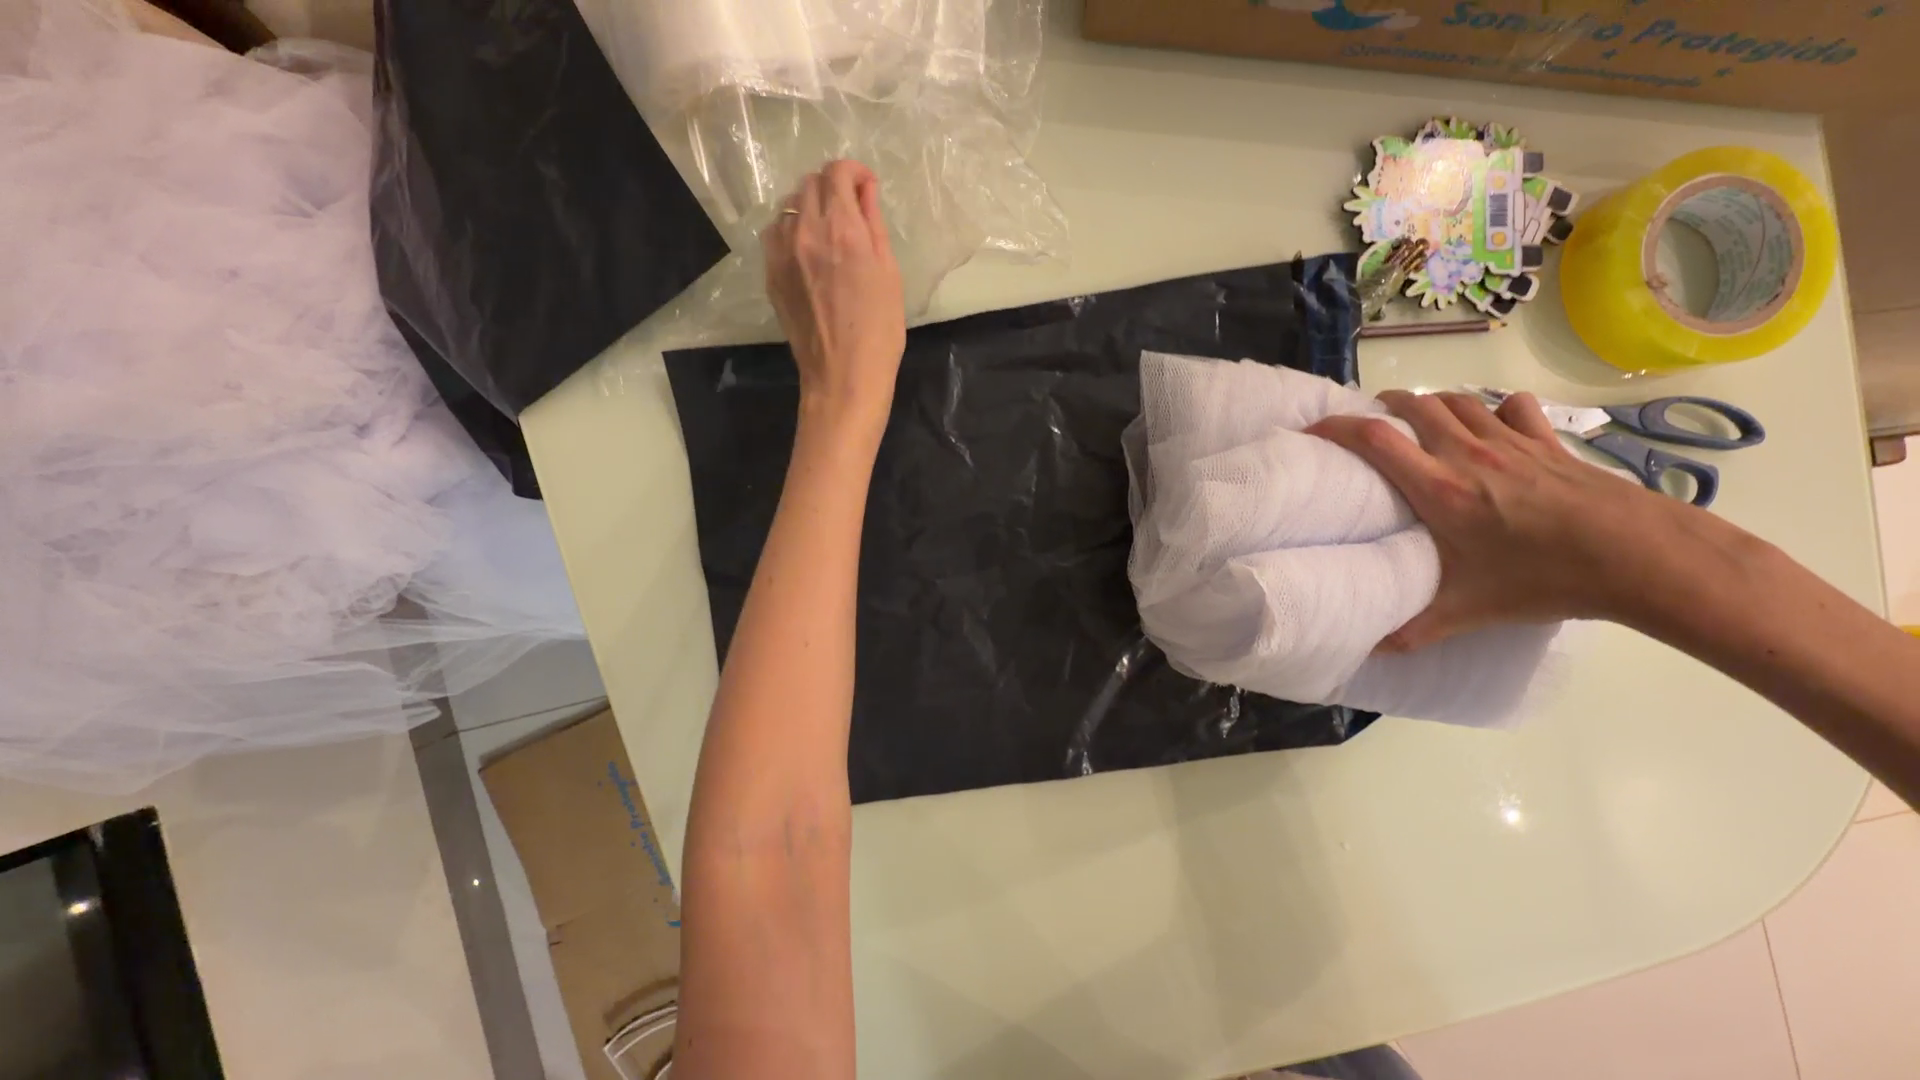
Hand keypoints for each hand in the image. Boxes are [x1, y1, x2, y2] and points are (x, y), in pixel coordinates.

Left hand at [763, 161, 905, 431]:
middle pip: (810, 183)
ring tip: (829, 231)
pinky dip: (791, 230)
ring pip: (790, 205)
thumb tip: (865, 191)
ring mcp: (782, 253)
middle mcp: (805, 231)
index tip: (866, 188)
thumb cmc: (879, 329)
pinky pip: (775, 233)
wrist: (843, 375)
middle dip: (833, 188)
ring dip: (810, 207)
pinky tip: (808, 251)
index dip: (854, 172)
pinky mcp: (771, 274)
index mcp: (842, 229)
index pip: (837, 172)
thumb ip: (873, 225)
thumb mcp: (889, 272)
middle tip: (851, 210)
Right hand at [1308, 390, 1707, 650]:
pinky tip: (1493, 426)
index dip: (1335, 427)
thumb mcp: (1469, 610)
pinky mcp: (1548, 443)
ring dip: (1432, 404)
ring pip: (1460, 401)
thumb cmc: (1541, 578)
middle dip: (1384, 406)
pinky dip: (1493, 410)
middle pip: (1414, 405)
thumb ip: (1414, 629)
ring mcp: (1511, 443)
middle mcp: (1466, 454)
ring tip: (1420, 421)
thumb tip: (1371, 652)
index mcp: (1437, 488)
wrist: (1635, 556)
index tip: (1313, 432)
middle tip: (1371, 424)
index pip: (1373, 439)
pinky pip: (1512, 409)